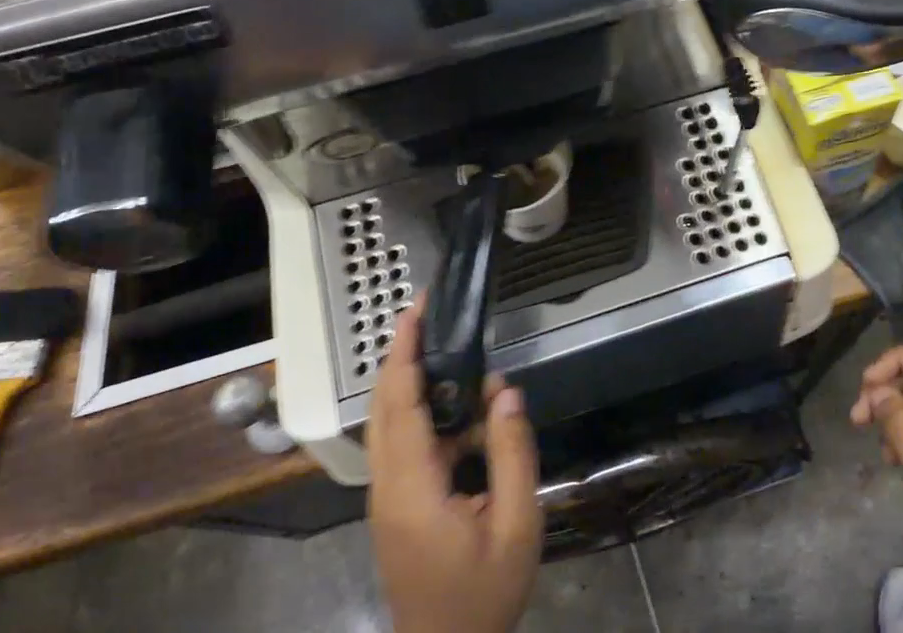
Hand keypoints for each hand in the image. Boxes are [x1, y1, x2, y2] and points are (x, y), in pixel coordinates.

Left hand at [368, 299, 541, 632]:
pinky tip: (465, 419)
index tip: (416, 309)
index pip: (399, 403)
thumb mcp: (518, 526)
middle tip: (432, 316)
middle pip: (383, 406)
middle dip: (402, 356)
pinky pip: (402, 447)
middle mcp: (386, 486)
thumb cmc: (484, 593)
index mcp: (411, 487)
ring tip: (458, 360)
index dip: (404, 352)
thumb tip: (506, 392)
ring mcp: (385, 498)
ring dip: (415, 386)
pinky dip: (425, 418)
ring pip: (389, 425)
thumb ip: (514, 455)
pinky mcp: (394, 507)